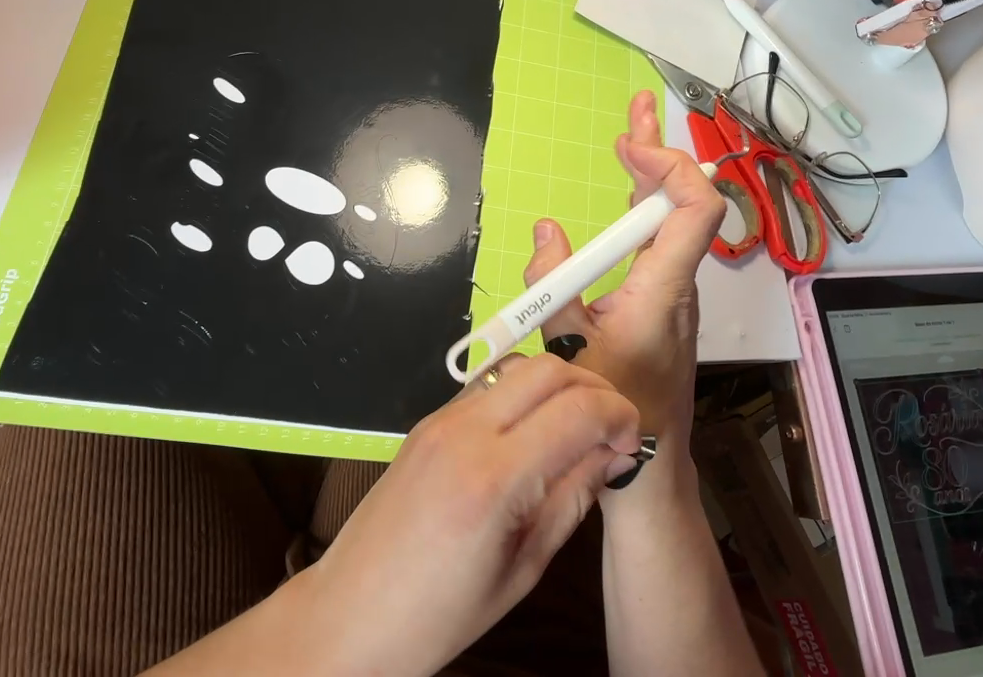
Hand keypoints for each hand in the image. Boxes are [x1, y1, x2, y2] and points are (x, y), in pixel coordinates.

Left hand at [296, 354, 641, 674]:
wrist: (351, 613)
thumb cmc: (442, 612)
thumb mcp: (524, 566)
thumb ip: (573, 496)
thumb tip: (614, 452)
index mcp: (493, 479)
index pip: (577, 410)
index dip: (619, 416)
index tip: (632, 440)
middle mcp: (464, 432)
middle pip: (547, 369)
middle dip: (593, 387)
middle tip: (613, 426)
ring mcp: (439, 421)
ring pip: (517, 369)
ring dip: (558, 385)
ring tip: (579, 427)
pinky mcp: (426, 423)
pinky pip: (488, 388)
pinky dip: (524, 395)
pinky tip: (535, 432)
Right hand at [529, 90, 725, 440]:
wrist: (649, 464)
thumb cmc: (610, 413)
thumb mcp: (566, 350)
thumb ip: (555, 286)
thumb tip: (548, 231)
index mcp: (661, 293)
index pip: (695, 214)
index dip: (671, 170)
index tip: (630, 148)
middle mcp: (678, 285)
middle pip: (682, 205)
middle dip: (658, 153)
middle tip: (636, 110)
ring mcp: (675, 293)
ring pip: (671, 222)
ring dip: (652, 176)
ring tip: (631, 136)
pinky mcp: (664, 301)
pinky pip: (659, 242)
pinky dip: (644, 208)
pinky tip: (627, 192)